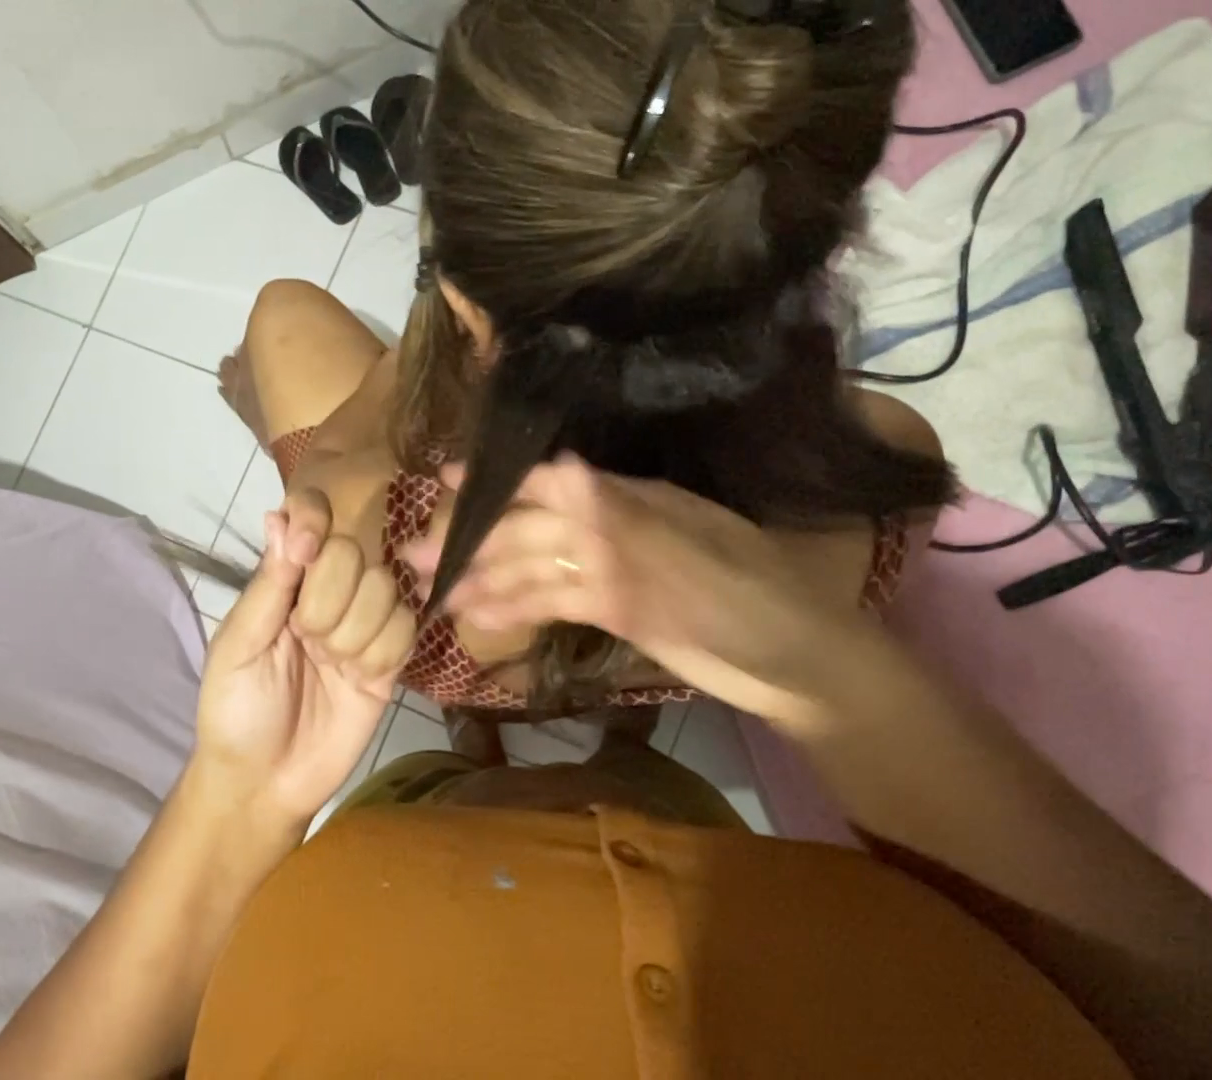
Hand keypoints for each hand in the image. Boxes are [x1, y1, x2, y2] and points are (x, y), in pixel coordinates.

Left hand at [193, 501, 416, 823]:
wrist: (265, 784)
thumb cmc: (234, 712)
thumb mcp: (236, 647)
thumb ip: (268, 584)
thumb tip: (279, 516)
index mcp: (283, 582)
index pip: (311, 520)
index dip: (316, 521)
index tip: (306, 552)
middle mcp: (326, 595)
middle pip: (355, 553)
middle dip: (329, 600)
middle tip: (305, 642)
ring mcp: (361, 627)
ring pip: (386, 590)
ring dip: (355, 632)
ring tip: (330, 667)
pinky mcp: (389, 662)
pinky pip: (407, 630)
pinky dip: (382, 654)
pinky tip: (358, 680)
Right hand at [403, 454, 877, 729]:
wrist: (799, 667)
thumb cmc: (750, 600)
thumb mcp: (686, 555)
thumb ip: (615, 515)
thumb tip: (564, 466)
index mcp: (629, 504)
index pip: (550, 484)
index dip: (497, 482)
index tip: (444, 481)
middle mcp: (611, 530)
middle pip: (530, 530)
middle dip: (473, 540)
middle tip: (412, 553)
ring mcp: (611, 573)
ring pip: (535, 570)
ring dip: (485, 578)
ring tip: (433, 591)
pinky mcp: (614, 611)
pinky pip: (554, 604)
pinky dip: (516, 609)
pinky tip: (479, 617)